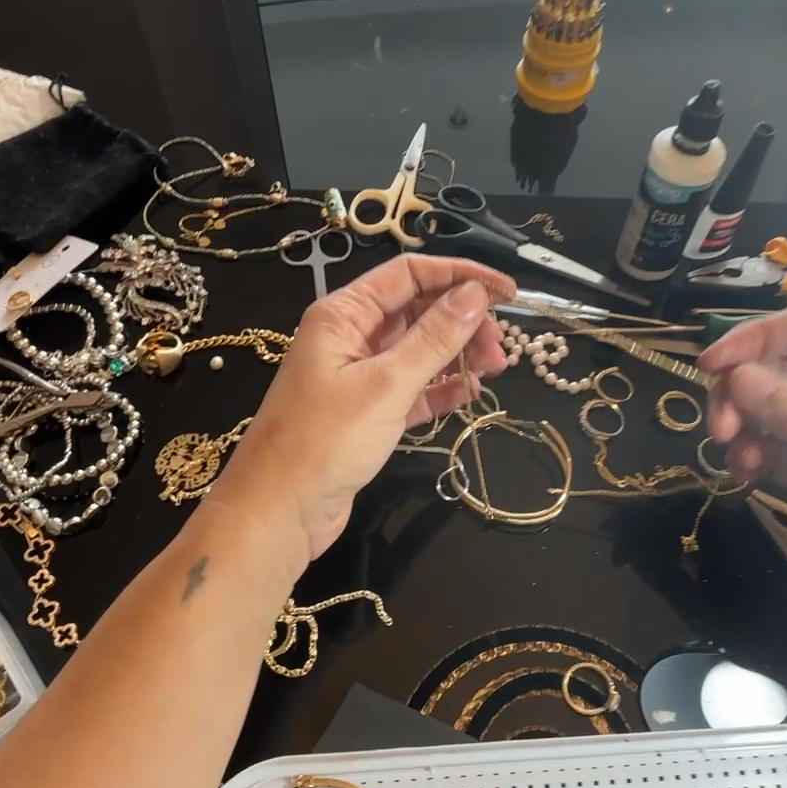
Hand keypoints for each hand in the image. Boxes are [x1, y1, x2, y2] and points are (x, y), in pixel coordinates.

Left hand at [206, 254, 516, 559]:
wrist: (279, 512)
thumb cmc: (324, 441)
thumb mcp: (385, 385)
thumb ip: (434, 338)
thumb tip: (476, 295)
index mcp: (343, 315)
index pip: (408, 275)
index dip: (460, 276)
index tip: (507, 292)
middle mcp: (350, 337)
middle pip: (417, 311)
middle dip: (462, 322)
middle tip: (500, 350)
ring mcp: (359, 377)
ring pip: (418, 351)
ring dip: (457, 356)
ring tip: (494, 372)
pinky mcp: (368, 413)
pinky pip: (413, 388)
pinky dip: (440, 389)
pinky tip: (470, 394)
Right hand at [698, 307, 786, 606]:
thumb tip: (736, 378)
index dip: (752, 339)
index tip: (710, 367)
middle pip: (776, 371)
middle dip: (741, 393)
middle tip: (722, 428)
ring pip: (768, 413)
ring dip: (744, 428)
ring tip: (740, 458)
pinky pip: (776, 452)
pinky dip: (754, 458)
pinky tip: (747, 475)